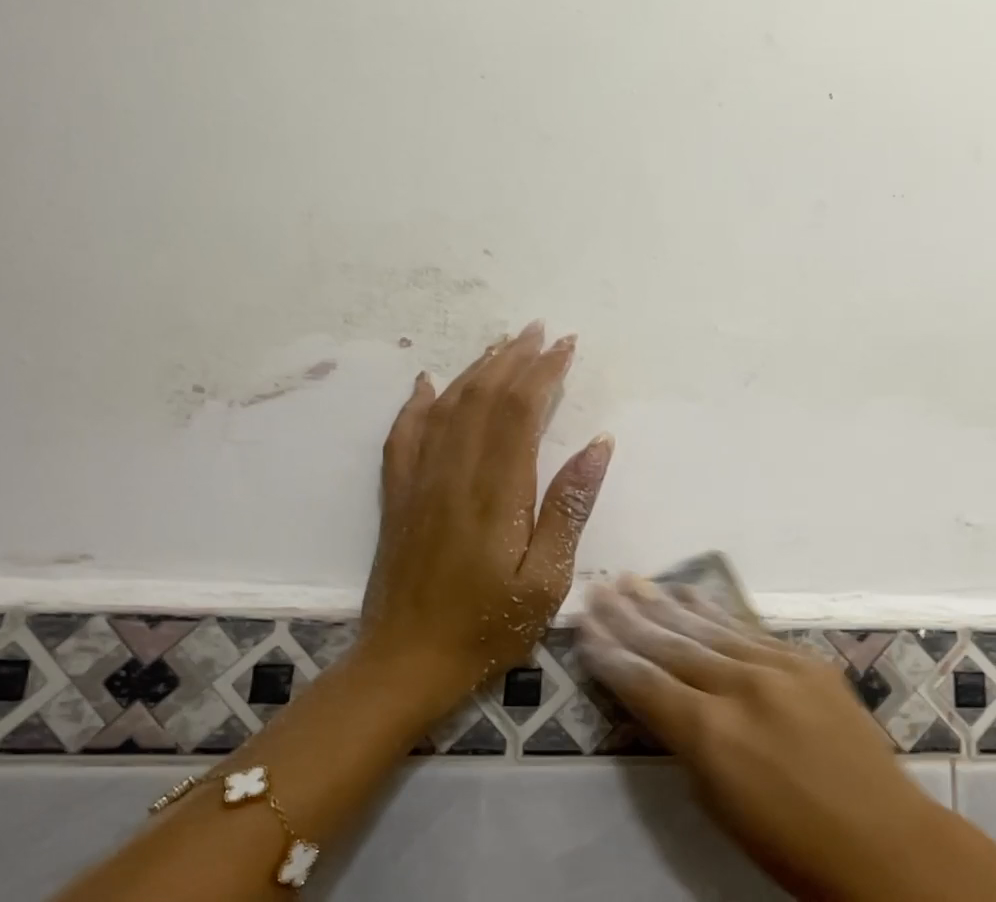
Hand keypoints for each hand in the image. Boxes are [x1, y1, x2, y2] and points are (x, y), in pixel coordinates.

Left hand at [359, 321, 613, 698]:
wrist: (405, 665)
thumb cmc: (488, 628)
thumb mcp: (547, 580)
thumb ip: (569, 508)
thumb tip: (598, 445)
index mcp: (496, 492)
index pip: (520, 411)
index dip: (544, 372)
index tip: (567, 346)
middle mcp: (453, 474)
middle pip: (483, 397)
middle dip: (516, 358)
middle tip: (542, 330)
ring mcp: (419, 483)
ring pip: (446, 407)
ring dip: (476, 369)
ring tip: (503, 344)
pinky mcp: (398, 498)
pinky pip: (403, 435)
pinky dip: (418, 402)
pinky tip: (429, 382)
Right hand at [577, 578, 946, 899]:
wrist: (879, 836)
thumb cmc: (789, 842)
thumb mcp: (717, 802)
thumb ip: (687, 742)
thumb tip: (664, 702)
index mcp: (711, 733)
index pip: (645, 683)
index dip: (610, 654)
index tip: (583, 626)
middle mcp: (741, 687)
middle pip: (672, 645)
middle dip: (631, 617)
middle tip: (600, 589)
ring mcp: (779, 667)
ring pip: (710, 628)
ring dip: (667, 604)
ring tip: (636, 582)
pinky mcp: (807, 660)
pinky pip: (749, 630)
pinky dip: (716, 613)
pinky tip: (693, 596)